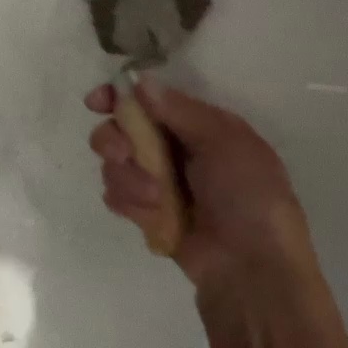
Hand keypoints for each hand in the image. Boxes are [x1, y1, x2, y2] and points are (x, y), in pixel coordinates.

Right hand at [86, 79, 347, 347]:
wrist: (250, 266)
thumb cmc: (251, 198)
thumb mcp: (227, 144)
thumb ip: (181, 112)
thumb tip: (140, 81)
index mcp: (199, 127)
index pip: (149, 100)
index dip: (118, 97)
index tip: (97, 103)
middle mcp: (174, 150)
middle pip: (119, 130)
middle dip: (115, 141)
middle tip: (125, 156)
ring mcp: (157, 182)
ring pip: (113, 164)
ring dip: (128, 180)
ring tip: (155, 202)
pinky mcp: (144, 211)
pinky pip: (115, 195)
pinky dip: (128, 203)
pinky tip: (150, 216)